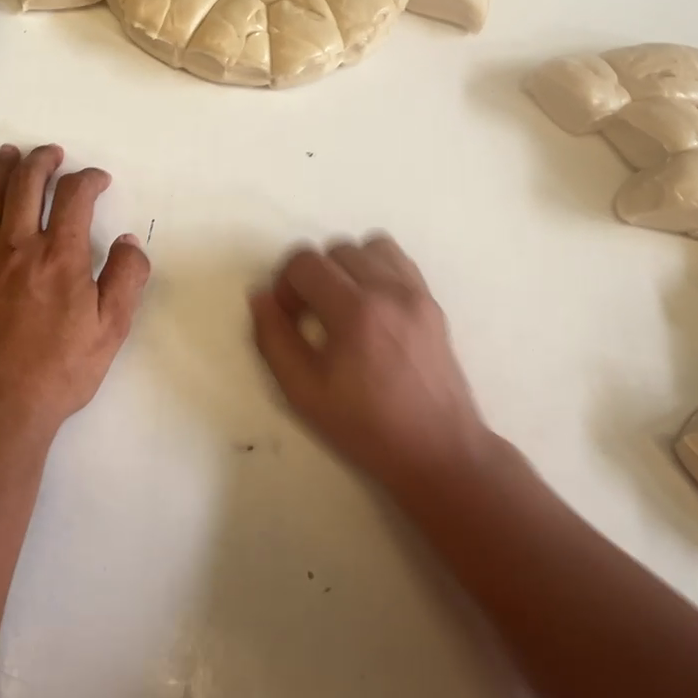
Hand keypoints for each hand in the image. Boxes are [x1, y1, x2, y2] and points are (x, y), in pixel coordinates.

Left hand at [0, 145, 150, 443]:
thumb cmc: (58, 373)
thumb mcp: (110, 332)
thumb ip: (126, 280)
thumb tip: (129, 242)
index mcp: (61, 256)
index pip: (75, 196)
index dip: (89, 179)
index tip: (96, 180)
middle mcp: (18, 244)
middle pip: (28, 182)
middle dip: (43, 160)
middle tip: (52, 154)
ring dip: (1, 166)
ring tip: (10, 154)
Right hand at [250, 234, 497, 488]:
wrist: (436, 450)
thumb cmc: (364, 426)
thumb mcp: (302, 392)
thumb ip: (273, 338)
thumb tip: (260, 296)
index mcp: (355, 311)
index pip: (305, 262)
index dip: (284, 284)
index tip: (288, 318)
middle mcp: (389, 290)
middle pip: (334, 249)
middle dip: (312, 276)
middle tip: (310, 317)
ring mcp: (416, 293)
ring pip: (368, 247)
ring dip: (345, 267)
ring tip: (341, 306)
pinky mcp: (432, 302)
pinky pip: (397, 261)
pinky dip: (375, 270)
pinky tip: (369, 307)